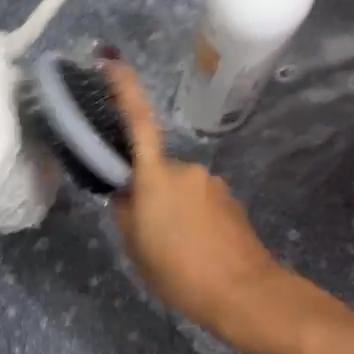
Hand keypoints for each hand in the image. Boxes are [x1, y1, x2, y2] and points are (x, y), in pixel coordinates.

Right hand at [103, 61, 295, 339]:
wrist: (243, 293)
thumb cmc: (179, 273)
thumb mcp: (136, 249)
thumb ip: (126, 215)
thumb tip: (124, 196)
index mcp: (155, 178)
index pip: (137, 123)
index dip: (123, 89)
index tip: (110, 60)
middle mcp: (185, 171)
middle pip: (154, 171)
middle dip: (145, 193)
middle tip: (142, 234)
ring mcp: (211, 185)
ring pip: (176, 190)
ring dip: (168, 212)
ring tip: (170, 253)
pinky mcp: (229, 203)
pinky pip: (197, 204)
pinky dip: (189, 222)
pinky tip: (191, 253)